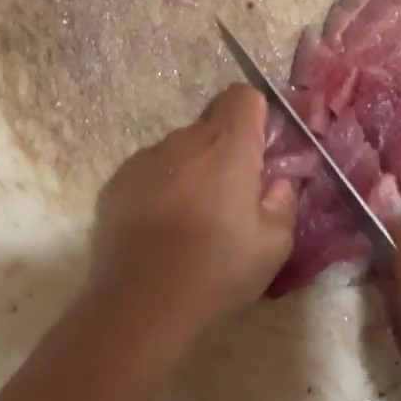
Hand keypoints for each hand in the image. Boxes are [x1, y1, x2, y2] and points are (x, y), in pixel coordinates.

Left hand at [90, 85, 297, 327]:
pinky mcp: (116, 184)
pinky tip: (162, 229)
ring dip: (193, 170)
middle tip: (236, 194)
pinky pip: (149, 172)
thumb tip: (279, 181)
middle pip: (211, 123)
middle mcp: (184, 141)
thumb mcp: (275, 244)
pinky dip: (161, 188)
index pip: (243, 96)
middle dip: (227, 148)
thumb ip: (284, 201)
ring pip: (179, 150)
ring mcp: (144, 160)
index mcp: (228, 146)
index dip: (257, 116)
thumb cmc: (218, 269)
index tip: (263, 151)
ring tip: (194, 218)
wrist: (141, 304)